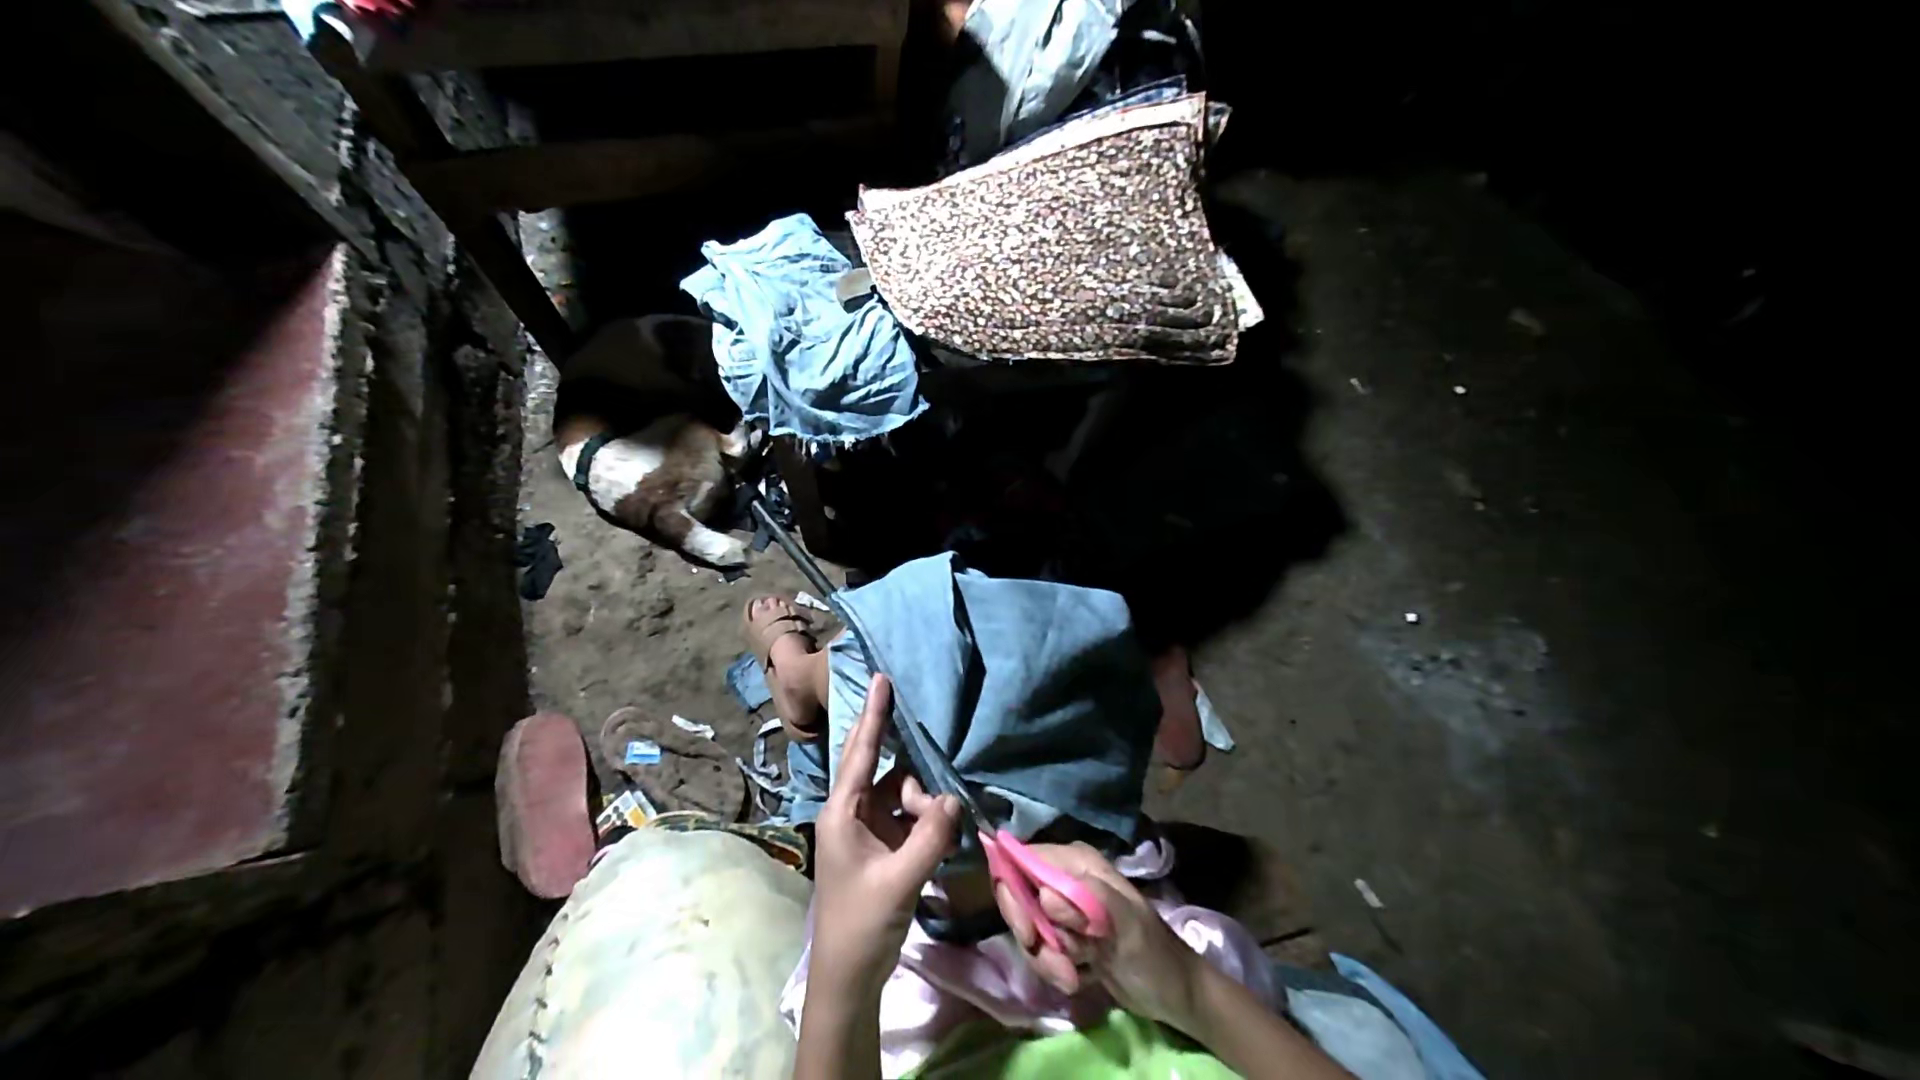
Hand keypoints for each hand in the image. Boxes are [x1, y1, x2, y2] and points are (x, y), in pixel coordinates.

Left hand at [809, 674, 960, 998]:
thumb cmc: (861, 925)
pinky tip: (943, 832)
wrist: (849, 977)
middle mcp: (853, 813)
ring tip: (943, 829)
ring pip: (903, 795)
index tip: (882, 678)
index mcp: (843, 813)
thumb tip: (953, 797)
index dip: (873, 714)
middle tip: (926, 762)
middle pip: (885, 770)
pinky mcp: (882, 846)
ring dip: (925, 805)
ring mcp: (868, 830)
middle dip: (908, 767)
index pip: (860, 752)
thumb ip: (930, 837)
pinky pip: (909, 817)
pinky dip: (926, 820)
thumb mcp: (899, 880)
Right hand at [993, 842, 1206, 1030]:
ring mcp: (1064, 908)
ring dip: (1047, 958)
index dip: (1015, 891)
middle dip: (1033, 934)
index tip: (1028, 932)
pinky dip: (1054, 968)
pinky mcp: (1066, 935)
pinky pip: (1041, 947)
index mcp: (1078, 862)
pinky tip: (1077, 980)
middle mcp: (1065, 877)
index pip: (1025, 859)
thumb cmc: (1154, 953)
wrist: (1175, 993)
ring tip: (1074, 976)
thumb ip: (1088, 901)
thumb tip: (1044, 896)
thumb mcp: (1128, 923)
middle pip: (1020, 894)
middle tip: (1058, 963)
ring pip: (1030, 926)